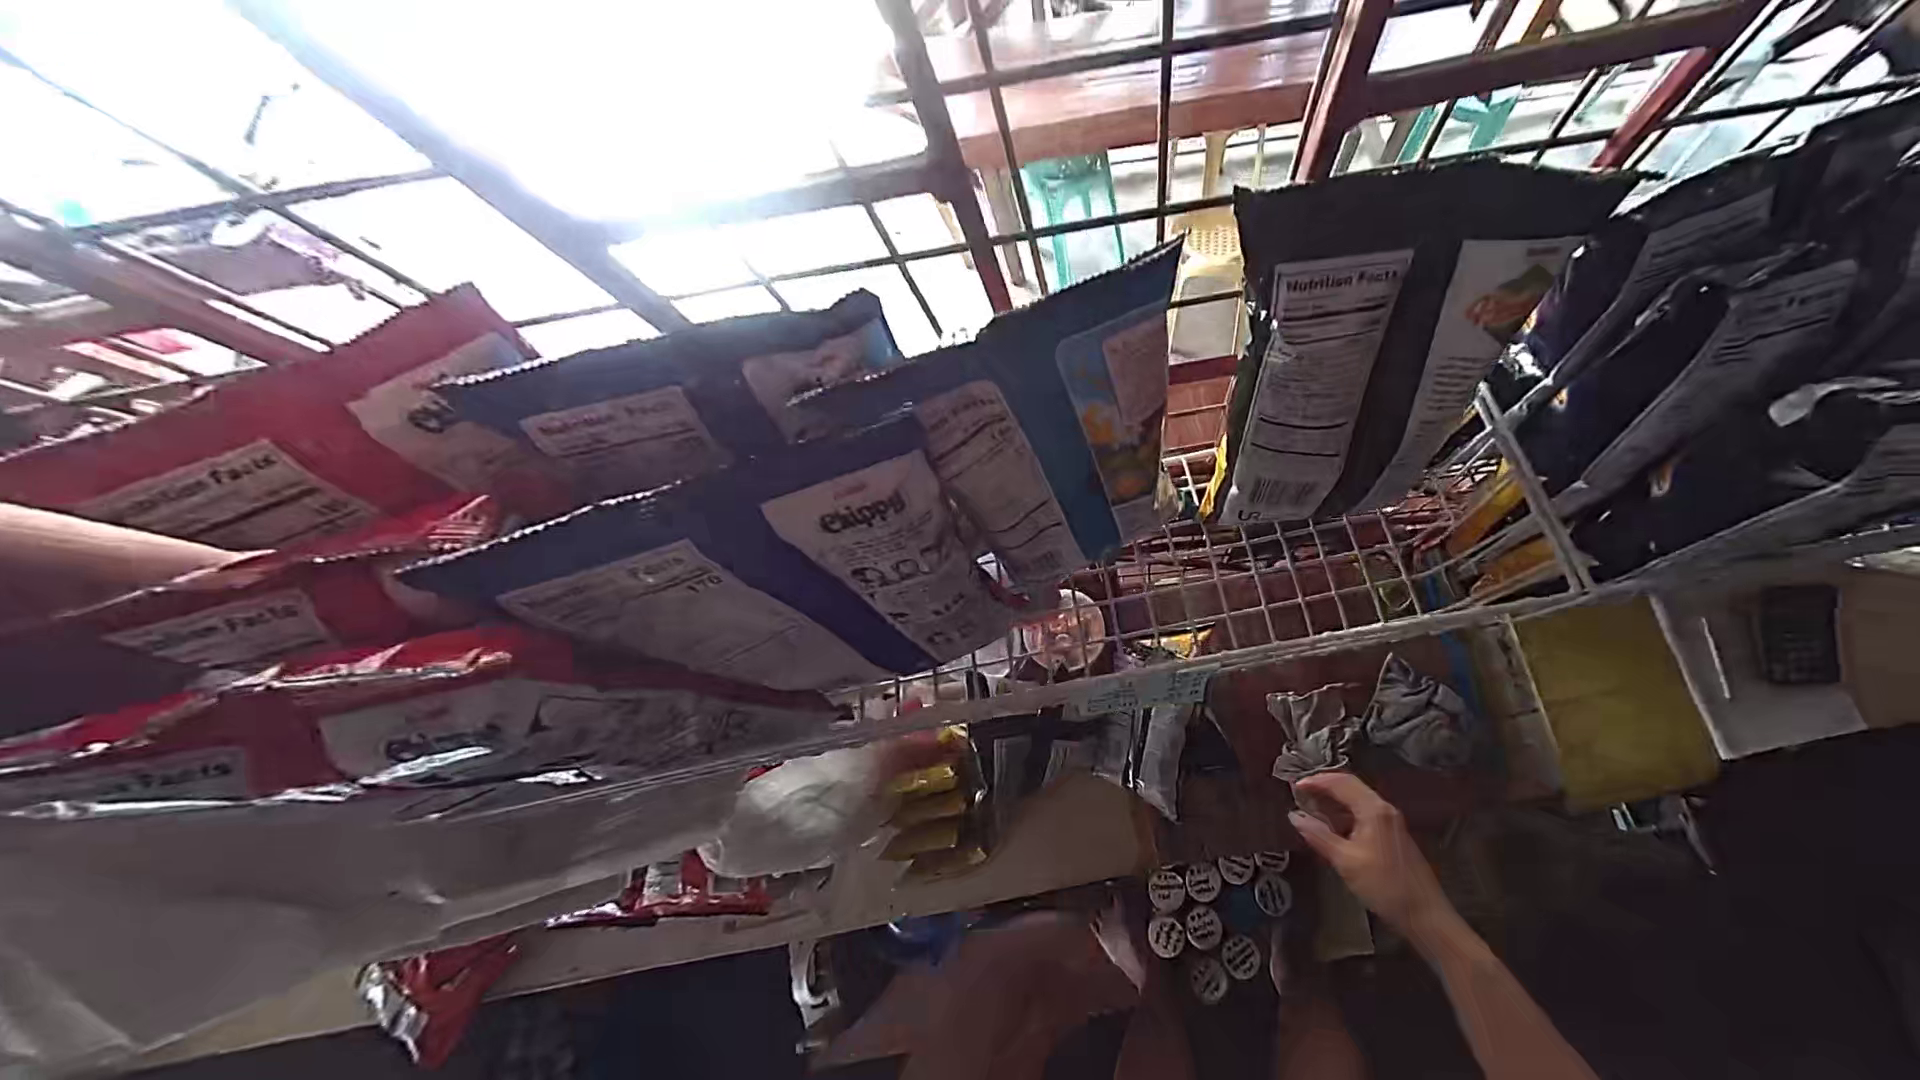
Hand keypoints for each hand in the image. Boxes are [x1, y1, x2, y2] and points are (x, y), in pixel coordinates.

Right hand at [1288, 772, 1458, 946]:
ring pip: (1358, 799)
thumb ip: (1318, 835)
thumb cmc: (1385, 887)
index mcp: (1373, 810)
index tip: (1294, 786)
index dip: (1315, 780)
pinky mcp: (1394, 835)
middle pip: (1350, 786)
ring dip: (1334, 799)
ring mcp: (1392, 822)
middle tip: (1300, 793)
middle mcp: (1385, 809)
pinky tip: (1334, 825)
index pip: (1340, 782)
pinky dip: (1345, 811)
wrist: (1427, 917)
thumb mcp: (1345, 861)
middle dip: (1323, 786)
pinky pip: (1364, 812)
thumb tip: (1294, 816)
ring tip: (1311, 807)